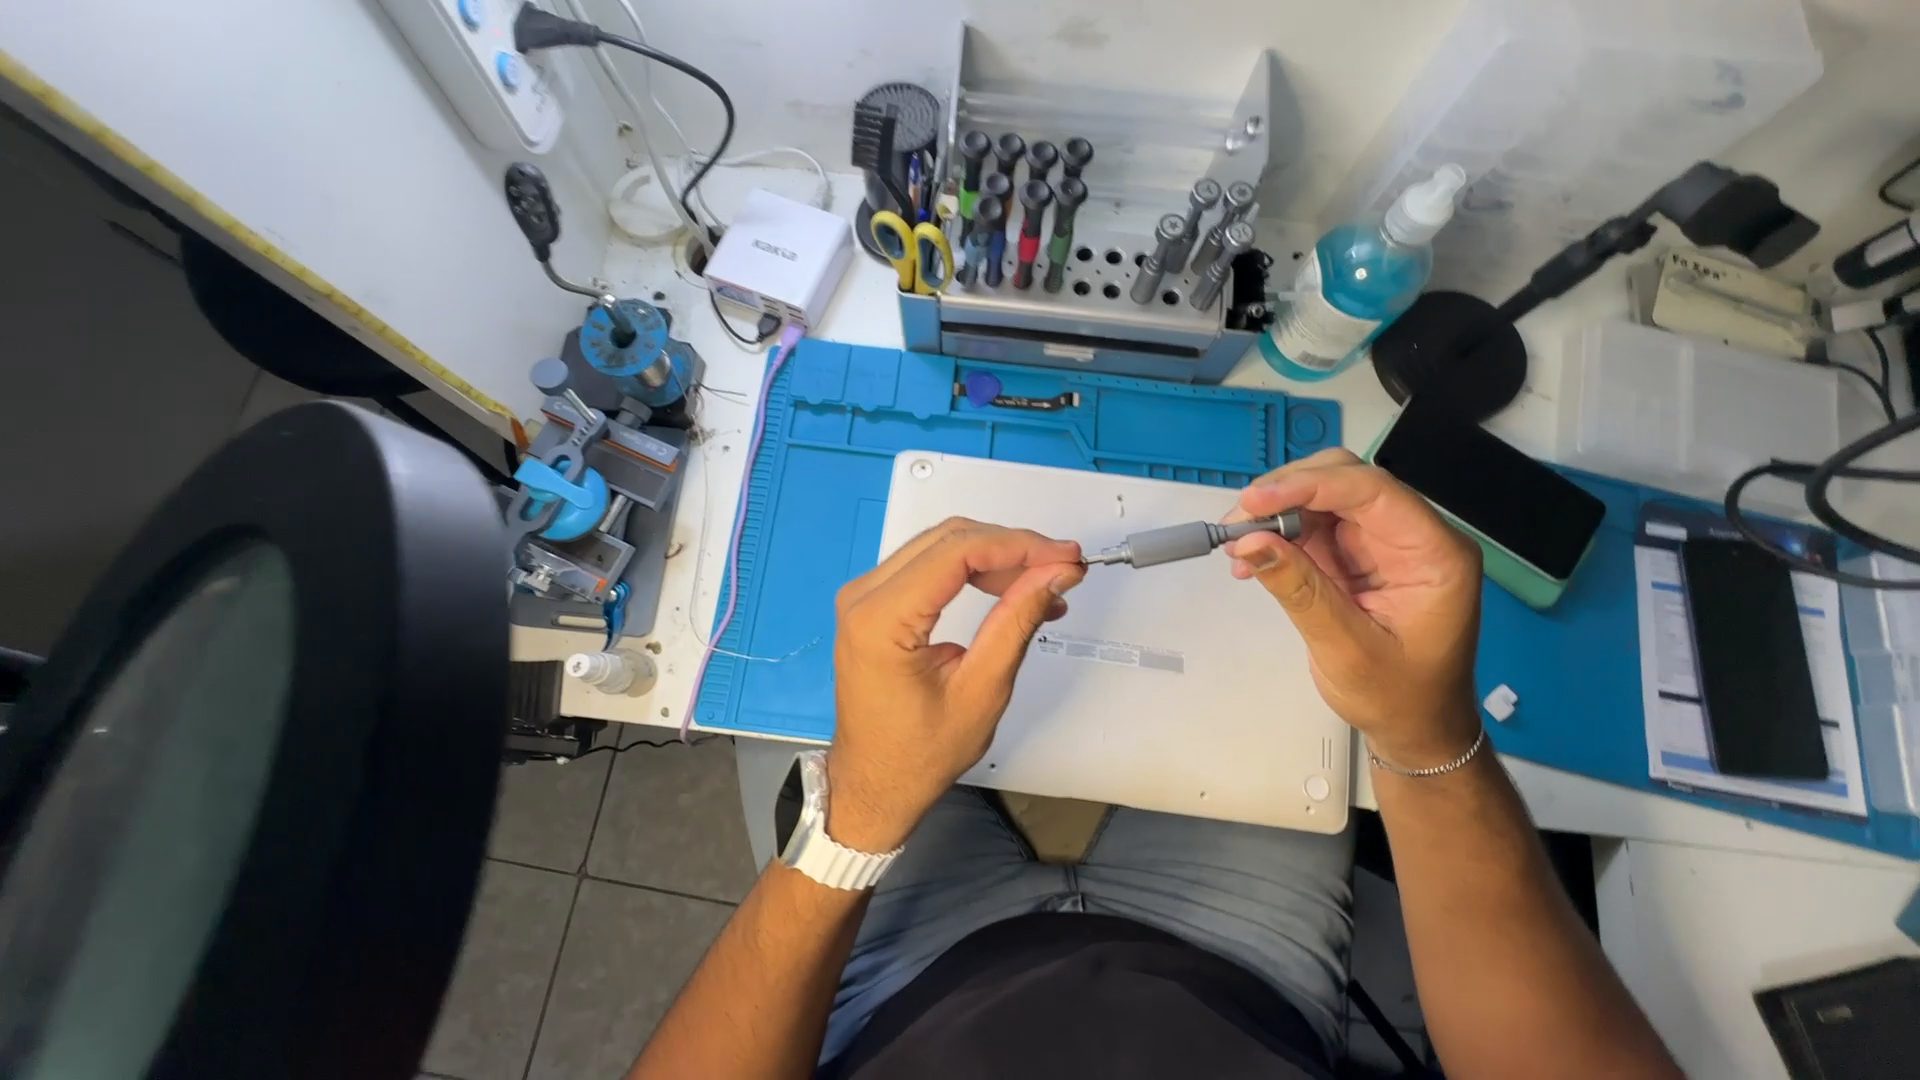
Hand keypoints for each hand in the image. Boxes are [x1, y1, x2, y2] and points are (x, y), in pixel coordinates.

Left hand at [827, 518, 1084, 851]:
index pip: (956, 552)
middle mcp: (863, 595)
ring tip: (1044, 584)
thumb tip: (1056, 572)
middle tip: (1062, 567)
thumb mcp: (981, 690)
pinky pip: (928, 567)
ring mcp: (864, 596)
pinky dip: (973, 572)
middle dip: (1011, 547)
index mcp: (880, 619)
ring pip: (940, 546)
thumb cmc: (920, 753)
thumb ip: (1017, 622)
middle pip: (948, 540)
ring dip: (995, 558)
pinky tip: (1010, 590)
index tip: (1065, 557)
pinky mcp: (873, 603)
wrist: (873, 783)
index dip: (1017, 545)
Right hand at [1223, 449, 1483, 769]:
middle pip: (1347, 480)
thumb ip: (1299, 590)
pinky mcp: (1357, 555)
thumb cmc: (1398, 697)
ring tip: (1237, 542)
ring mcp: (1383, 543)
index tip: (1254, 501)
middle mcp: (1412, 536)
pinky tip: (1251, 556)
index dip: (1309, 485)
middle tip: (1239, 521)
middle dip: (1289, 491)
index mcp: (1433, 553)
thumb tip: (1248, 543)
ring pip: (1324, 497)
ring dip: (1276, 511)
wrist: (1416, 728)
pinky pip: (1314, 526)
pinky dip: (1278, 533)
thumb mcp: (1345, 648)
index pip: (1372, 491)